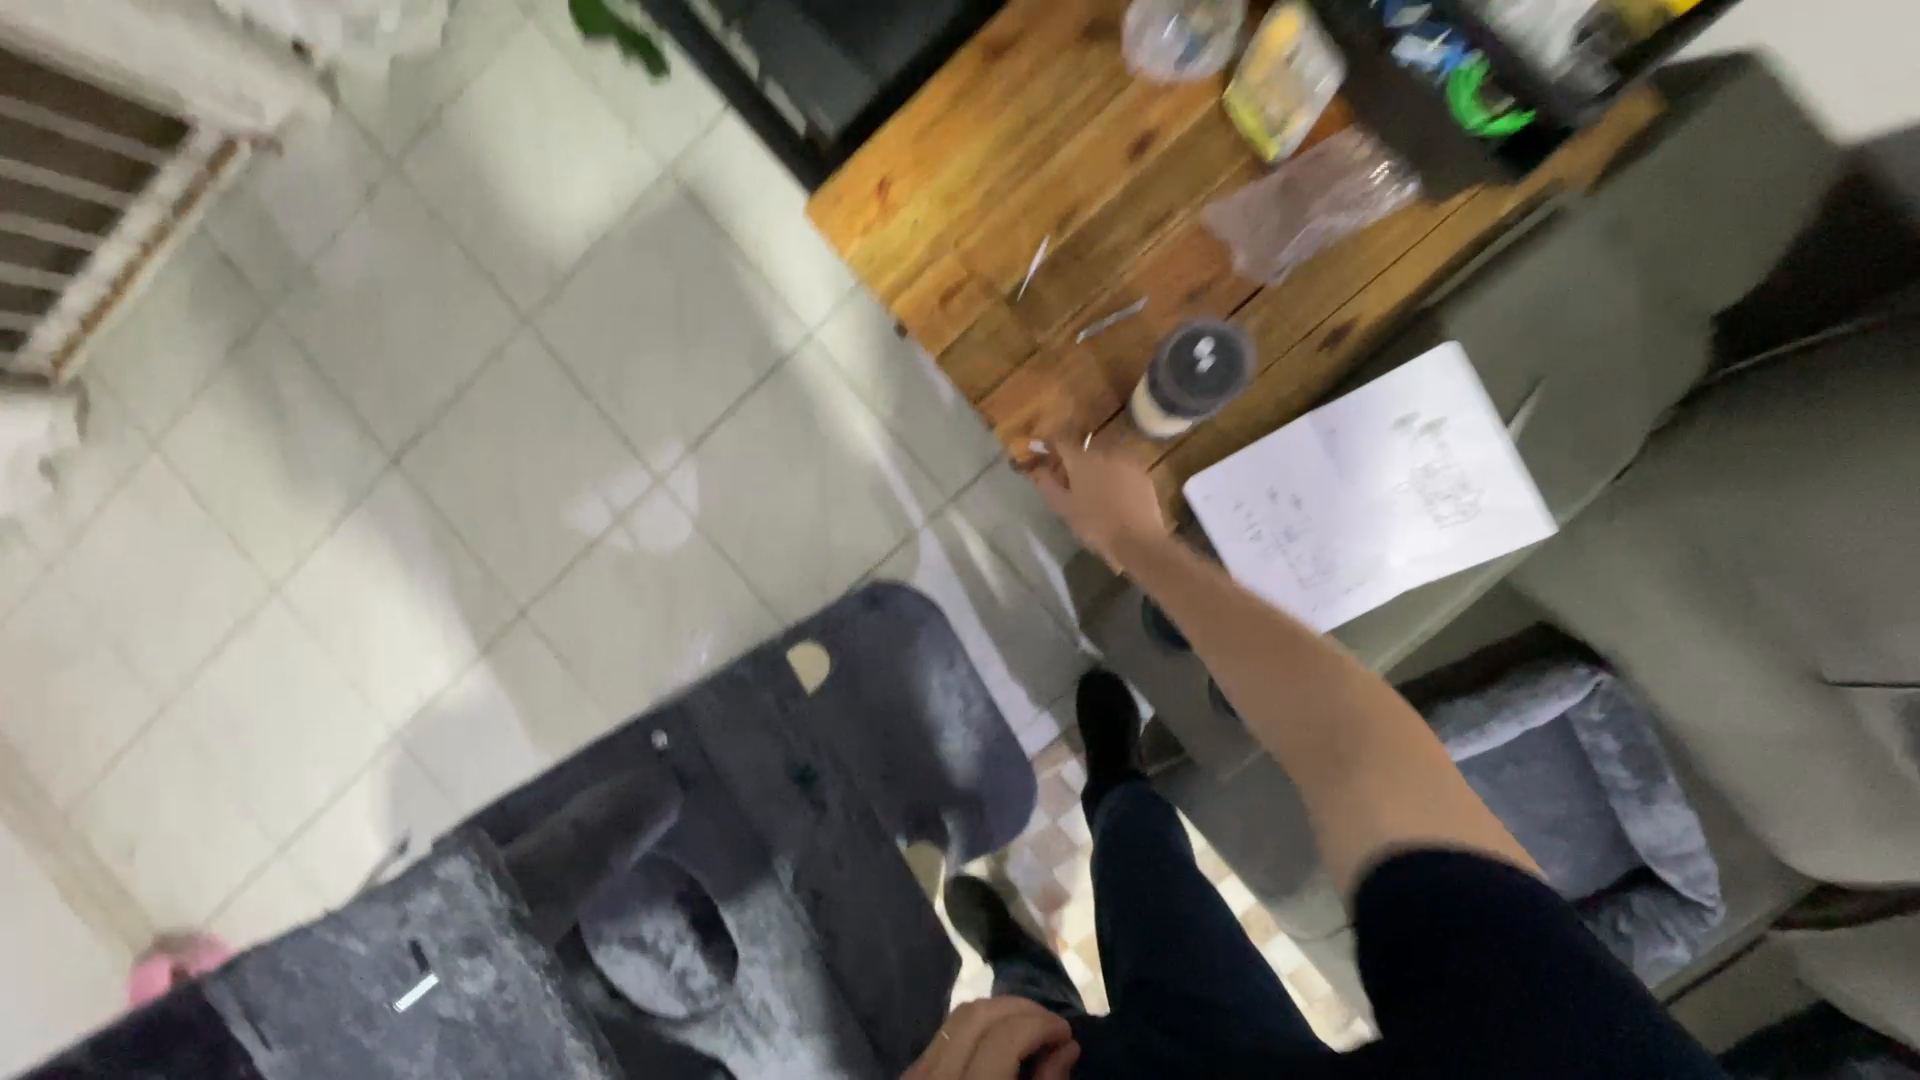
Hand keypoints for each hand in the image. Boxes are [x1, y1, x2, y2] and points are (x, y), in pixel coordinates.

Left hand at [901, 997, 1080, 1079]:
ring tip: (1031, 1027)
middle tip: (1052, 1025)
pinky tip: (1001, 1038)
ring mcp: (915, 1073)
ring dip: (1000, 1012)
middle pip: (979, 1015)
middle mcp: (935, 1076)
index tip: (1067, 1033)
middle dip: (1022, 1009)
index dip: (1041, 1025)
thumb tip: (1067, 1046)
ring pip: (960, 1016)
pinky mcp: (909, 1074)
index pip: (1005, 1037)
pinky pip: (946, 1032)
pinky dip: (978, 1026)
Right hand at [1031, 439, 1168, 571]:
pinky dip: (1114, 480)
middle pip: (1084, 453)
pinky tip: (1113, 499)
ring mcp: (1128, 463)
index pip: (1062, 444)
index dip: (1050, 447)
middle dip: (1073, 464)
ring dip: (1095, 472)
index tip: (1043, 456)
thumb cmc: (1096, 524)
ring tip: (1091, 493)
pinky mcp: (1144, 476)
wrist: (1138, 540)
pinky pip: (1122, 472)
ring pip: (1104, 462)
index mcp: (1083, 460)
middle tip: (1066, 484)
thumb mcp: (1064, 508)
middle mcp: (1106, 454)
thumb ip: (1048, 485)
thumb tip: (1039, 470)